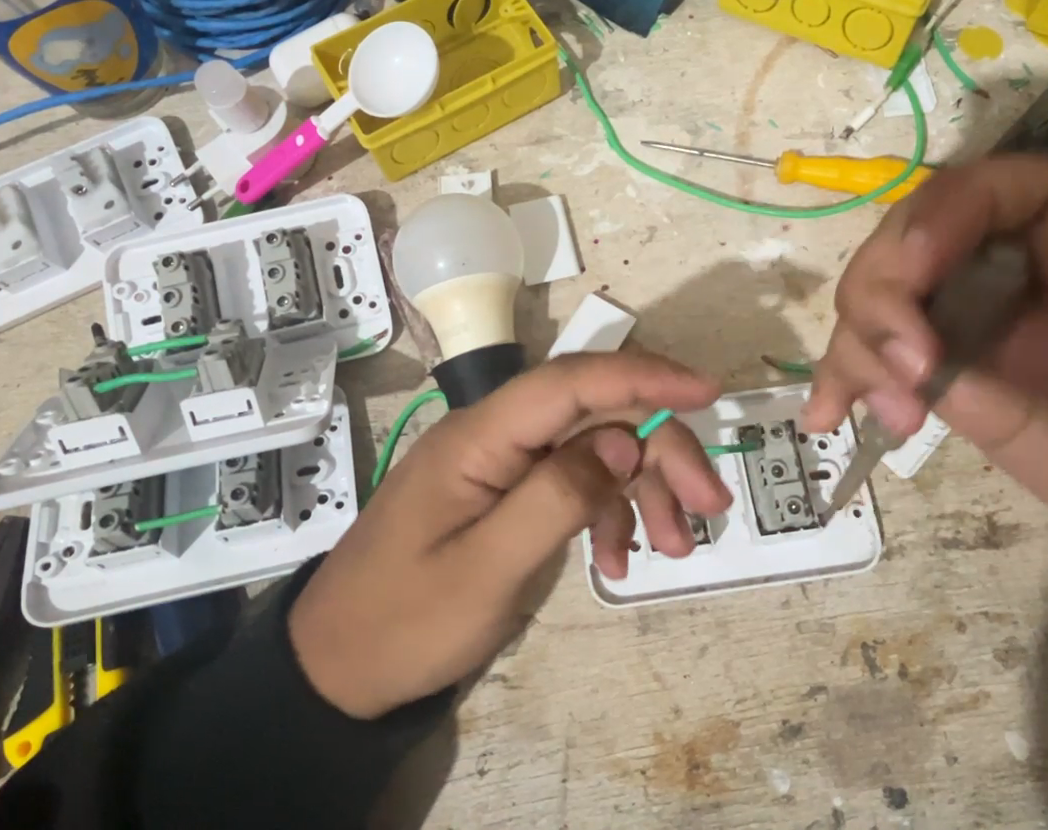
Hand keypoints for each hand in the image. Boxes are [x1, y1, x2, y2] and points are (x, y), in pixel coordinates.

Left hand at [289, 351, 728, 718]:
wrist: (339, 670)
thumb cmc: (406, 622)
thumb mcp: (487, 569)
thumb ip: (557, 497)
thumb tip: (625, 438)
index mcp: (480, 437)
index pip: (572, 381)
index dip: (645, 376)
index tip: (709, 391)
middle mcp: (494, 436)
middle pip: (595, 415)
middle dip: (660, 451)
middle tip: (708, 508)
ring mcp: (501, 466)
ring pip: (593, 450)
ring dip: (642, 490)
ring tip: (675, 548)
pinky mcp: (505, 495)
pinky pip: (572, 486)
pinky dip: (606, 516)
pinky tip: (617, 561)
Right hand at [802, 153, 1047, 565]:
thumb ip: (1014, 399)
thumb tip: (911, 365)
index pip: (1020, 188)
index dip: (953, 208)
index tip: (917, 275)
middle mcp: (1031, 285)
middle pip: (924, 235)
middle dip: (884, 287)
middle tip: (895, 366)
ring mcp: (990, 331)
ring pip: (890, 295)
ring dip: (858, 342)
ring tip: (877, 411)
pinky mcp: (965, 377)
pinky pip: (890, 357)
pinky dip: (850, 377)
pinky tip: (825, 416)